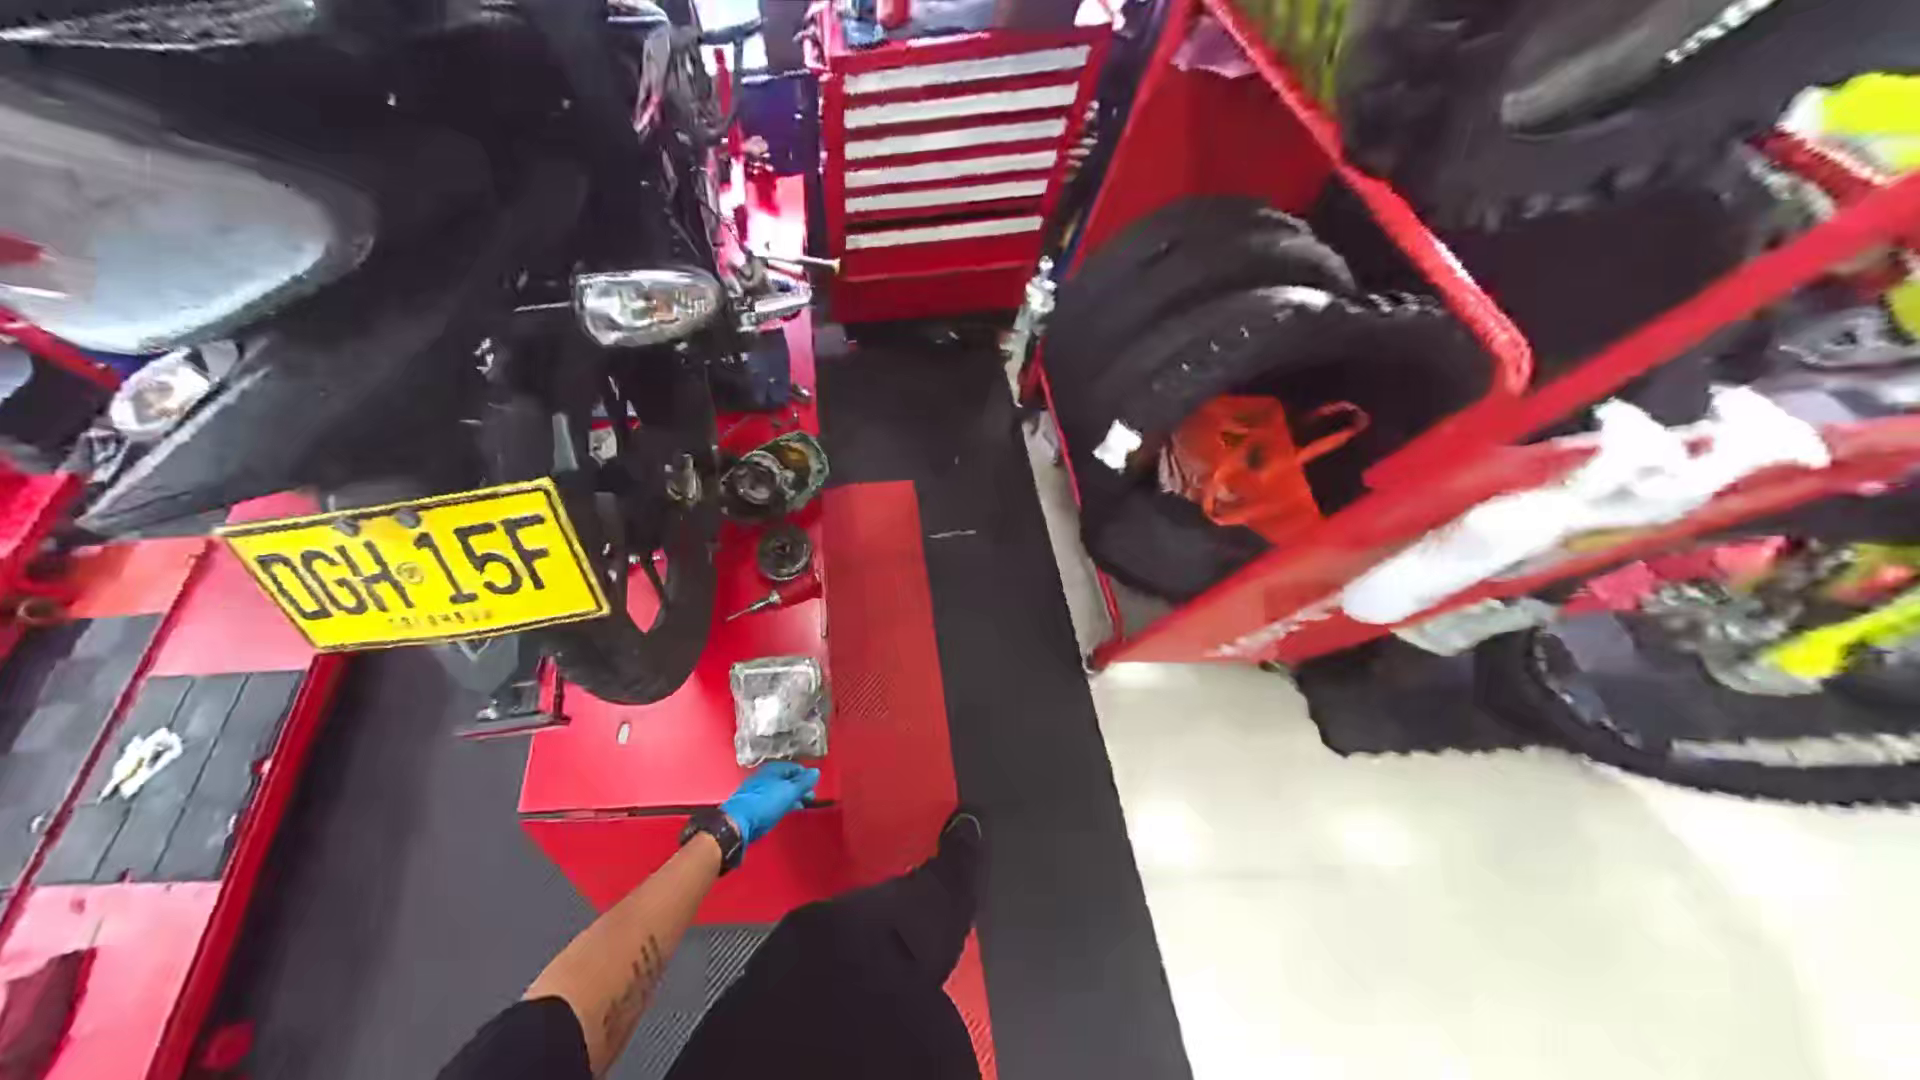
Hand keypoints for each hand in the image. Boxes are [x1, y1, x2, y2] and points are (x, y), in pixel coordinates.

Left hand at [720, 762, 819, 844]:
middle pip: (787, 779)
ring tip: (801, 806)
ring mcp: (757, 790)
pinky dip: (781, 803)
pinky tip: (785, 811)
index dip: (806, 777)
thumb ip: (804, 783)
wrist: (736, 824)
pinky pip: (772, 800)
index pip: (795, 767)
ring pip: (779, 790)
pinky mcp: (753, 804)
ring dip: (791, 796)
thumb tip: (817, 771)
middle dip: (799, 788)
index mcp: (773, 769)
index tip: (814, 787)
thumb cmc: (765, 804)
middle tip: (810, 798)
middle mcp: (764, 776)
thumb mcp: (788, 792)